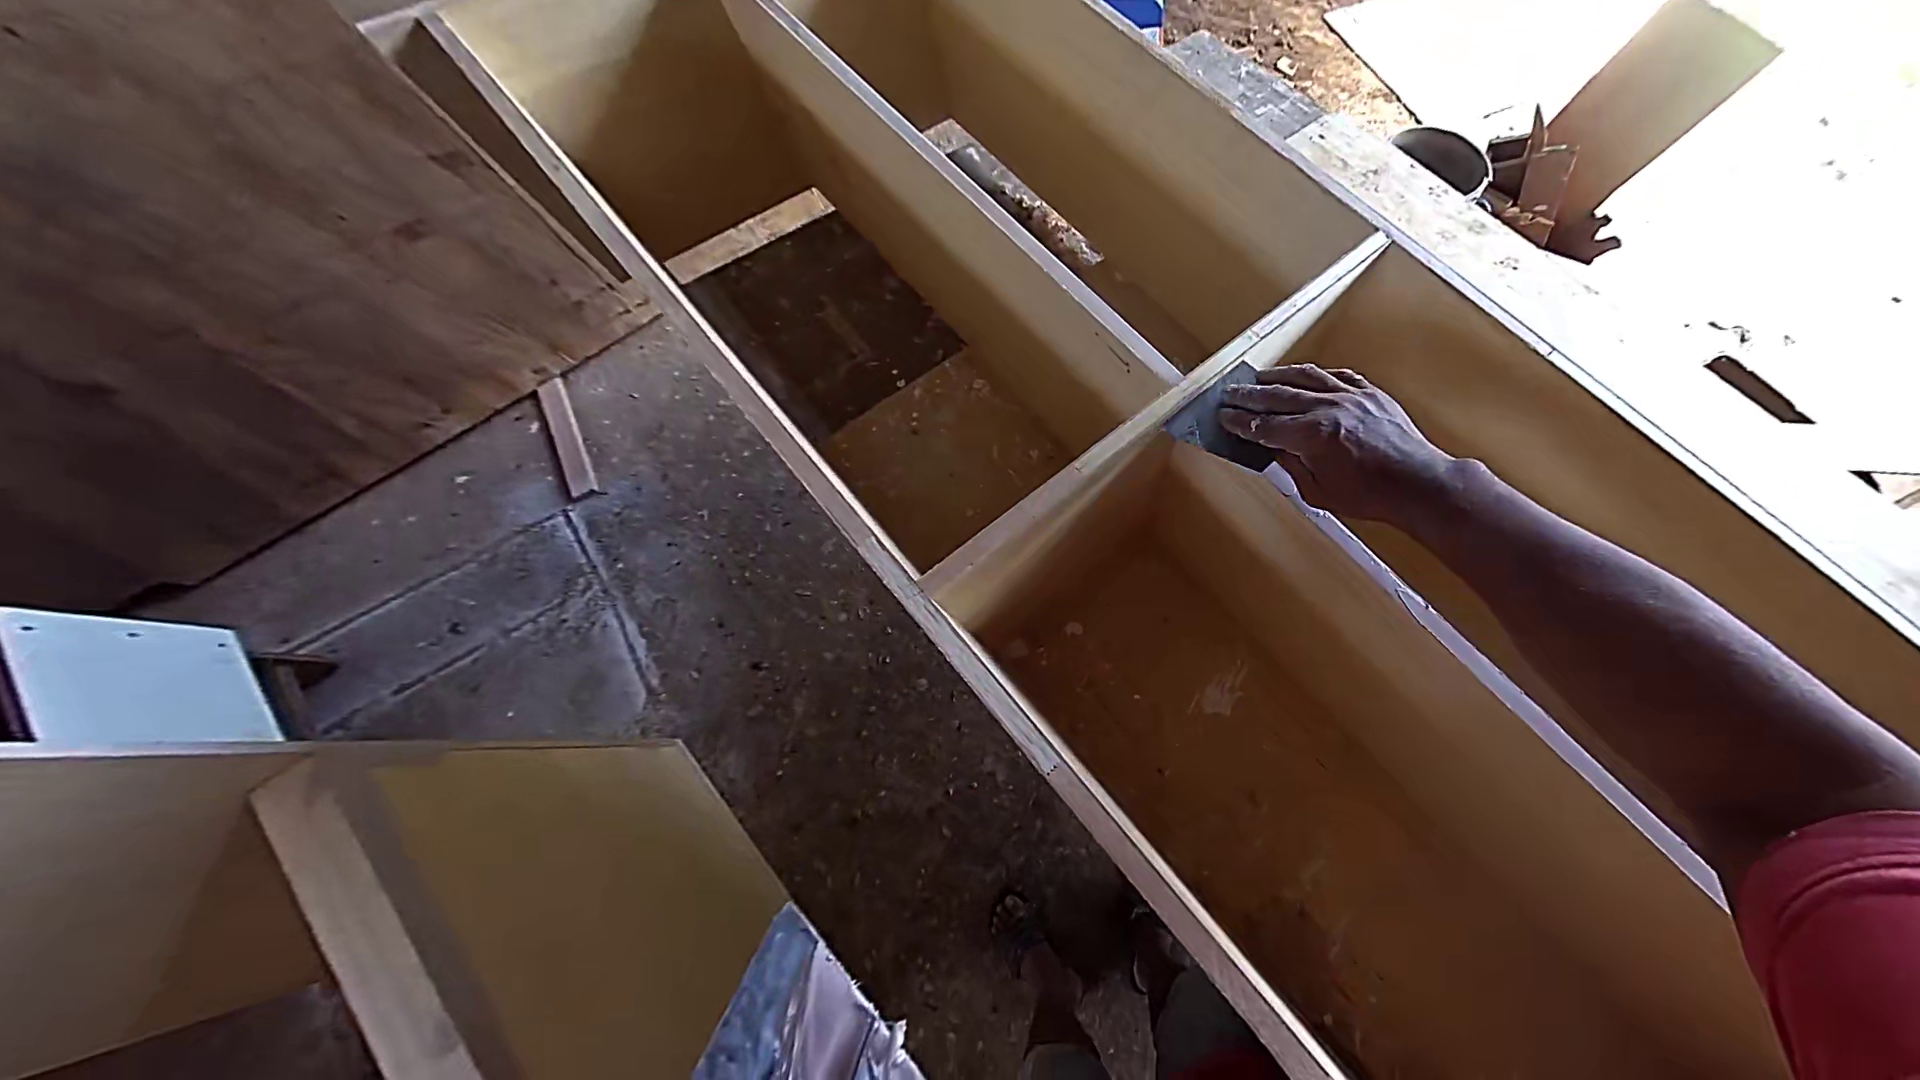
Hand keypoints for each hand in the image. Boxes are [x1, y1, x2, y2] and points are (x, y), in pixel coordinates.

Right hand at [1219, 364, 1455, 522]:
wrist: (1418, 485)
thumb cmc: (1371, 495)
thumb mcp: (1316, 489)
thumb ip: (1289, 463)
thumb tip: (1271, 446)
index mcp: (1313, 436)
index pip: (1264, 425)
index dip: (1239, 422)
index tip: (1224, 417)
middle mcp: (1330, 409)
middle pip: (1277, 396)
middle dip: (1248, 396)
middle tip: (1229, 394)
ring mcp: (1352, 397)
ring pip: (1305, 376)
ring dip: (1277, 376)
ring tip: (1258, 378)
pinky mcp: (1370, 393)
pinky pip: (1337, 375)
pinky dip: (1314, 374)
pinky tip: (1302, 376)